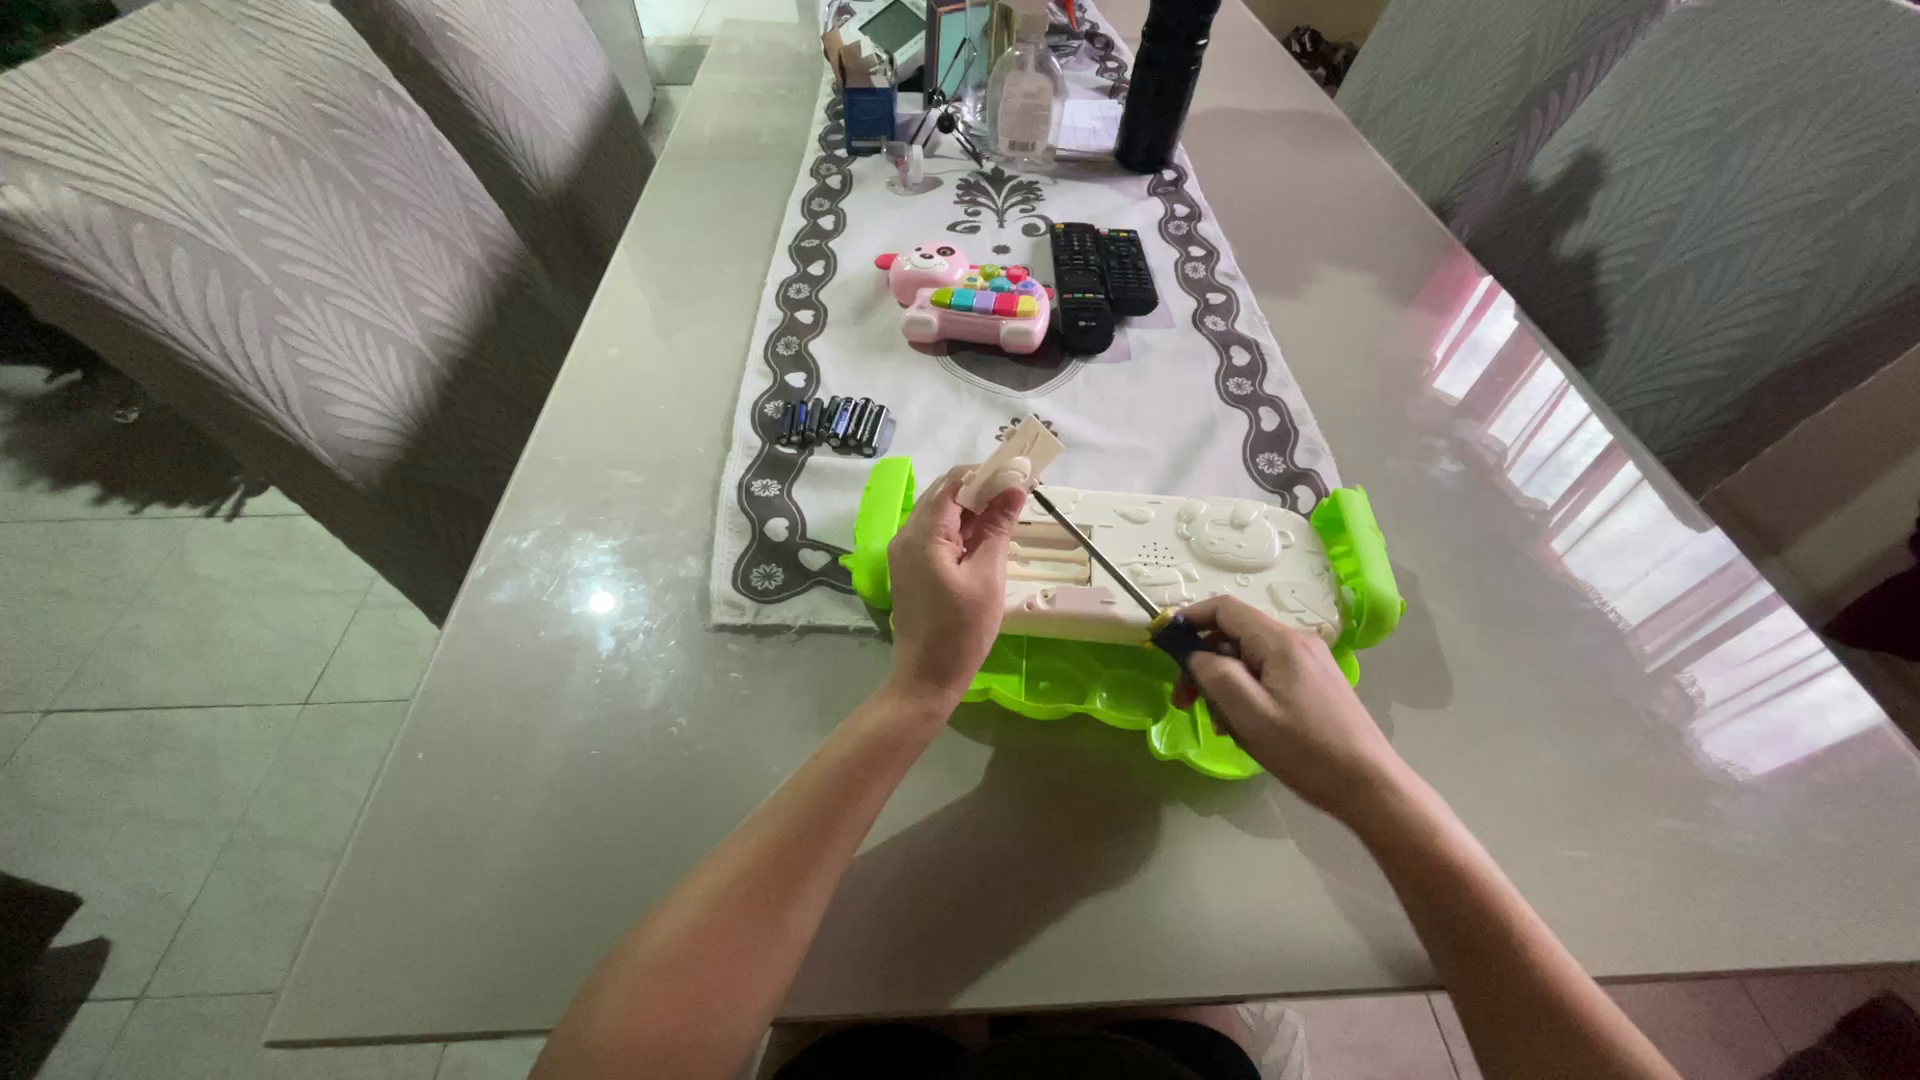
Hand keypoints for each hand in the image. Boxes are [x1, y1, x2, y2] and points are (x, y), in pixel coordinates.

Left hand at [884, 465, 1025, 707]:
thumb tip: (1015, 488)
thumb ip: (999, 528)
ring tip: (1010, 510)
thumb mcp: (988, 576)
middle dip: (983, 487)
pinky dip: (963, 529)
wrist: (927, 677)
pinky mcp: (912, 566)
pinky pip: (938, 534)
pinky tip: (989, 535)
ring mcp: (906, 551)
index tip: (1020, 472)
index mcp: (923, 534)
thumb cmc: (962, 631)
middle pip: (946, 494)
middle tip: (1020, 490)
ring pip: (942, 514)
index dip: (988, 472)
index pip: (954, 483)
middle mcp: (907, 535)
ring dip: (975, 508)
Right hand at [1173, 596, 1406, 821]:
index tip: (1163, 645)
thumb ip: (1215, 674)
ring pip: (1248, 657)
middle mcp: (1296, 642)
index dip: (1188, 619)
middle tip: (1184, 701)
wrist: (1370, 786)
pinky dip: (1245, 691)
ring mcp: (1309, 662)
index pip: (1224, 609)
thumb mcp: (1249, 715)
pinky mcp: (1314, 682)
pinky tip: (1243, 725)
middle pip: (1234, 634)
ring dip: (1223, 683)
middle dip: (1202, 661)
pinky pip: (1266, 674)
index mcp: (1280, 642)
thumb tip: (1195, 654)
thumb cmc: (1306, 751)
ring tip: (1218, 722)